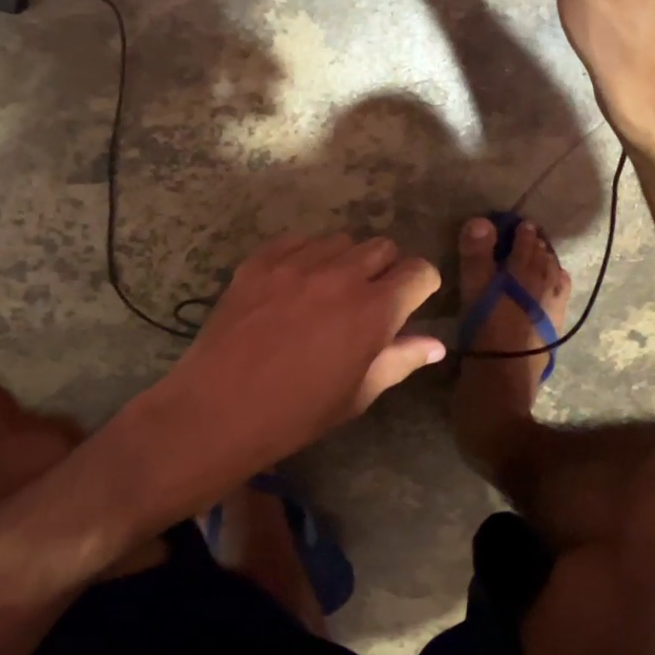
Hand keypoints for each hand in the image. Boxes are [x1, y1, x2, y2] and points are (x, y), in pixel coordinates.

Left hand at [163, 234, 443, 476]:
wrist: (219, 408)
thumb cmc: (297, 413)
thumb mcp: (357, 394)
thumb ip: (400, 360)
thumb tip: (435, 344)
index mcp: (373, 310)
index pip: (418, 271)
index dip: (421, 285)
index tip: (410, 302)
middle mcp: (341, 274)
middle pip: (382, 247)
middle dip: (385, 269)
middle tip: (368, 300)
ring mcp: (296, 262)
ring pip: (340, 241)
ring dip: (345, 261)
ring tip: (327, 292)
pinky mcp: (260, 260)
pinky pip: (296, 241)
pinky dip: (304, 257)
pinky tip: (293, 286)